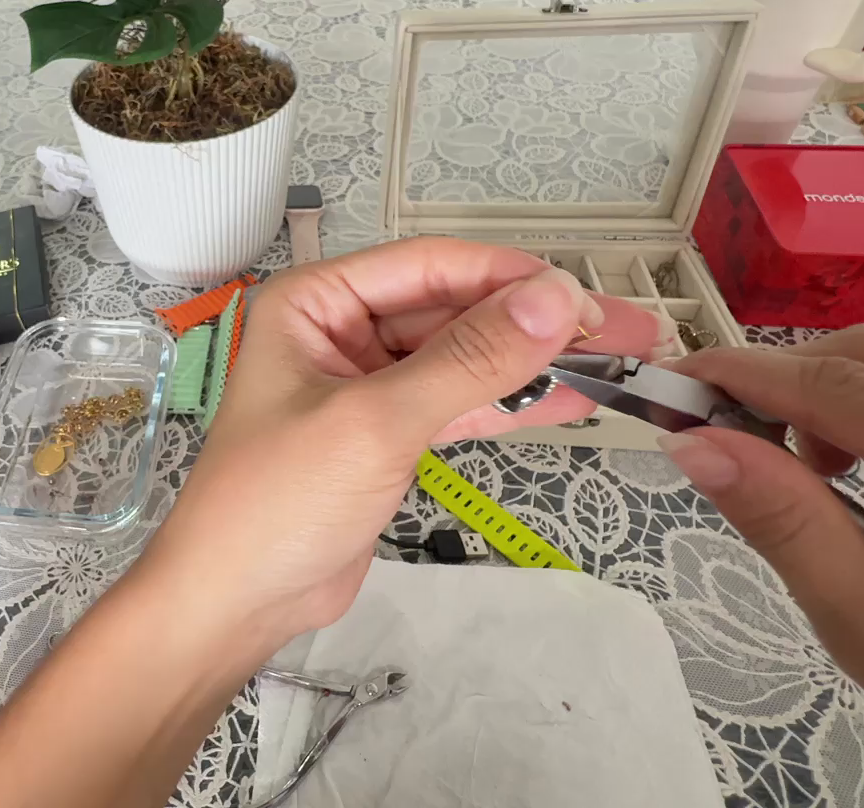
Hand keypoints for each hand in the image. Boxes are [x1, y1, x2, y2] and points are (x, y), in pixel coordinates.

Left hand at [137, 237, 666, 650]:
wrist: (238, 597)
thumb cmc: (283, 496)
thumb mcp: (375, 420)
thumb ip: (467, 360)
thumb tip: (553, 298)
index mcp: (314, 301)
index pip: (424, 266)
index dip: (506, 276)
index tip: (584, 296)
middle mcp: (337, 329)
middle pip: (448, 309)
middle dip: (530, 321)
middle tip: (625, 332)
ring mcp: (363, 381)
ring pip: (458, 357)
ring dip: (529, 362)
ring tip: (618, 364)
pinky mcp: (385, 431)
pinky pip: (452, 402)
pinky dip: (505, 403)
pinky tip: (568, 401)